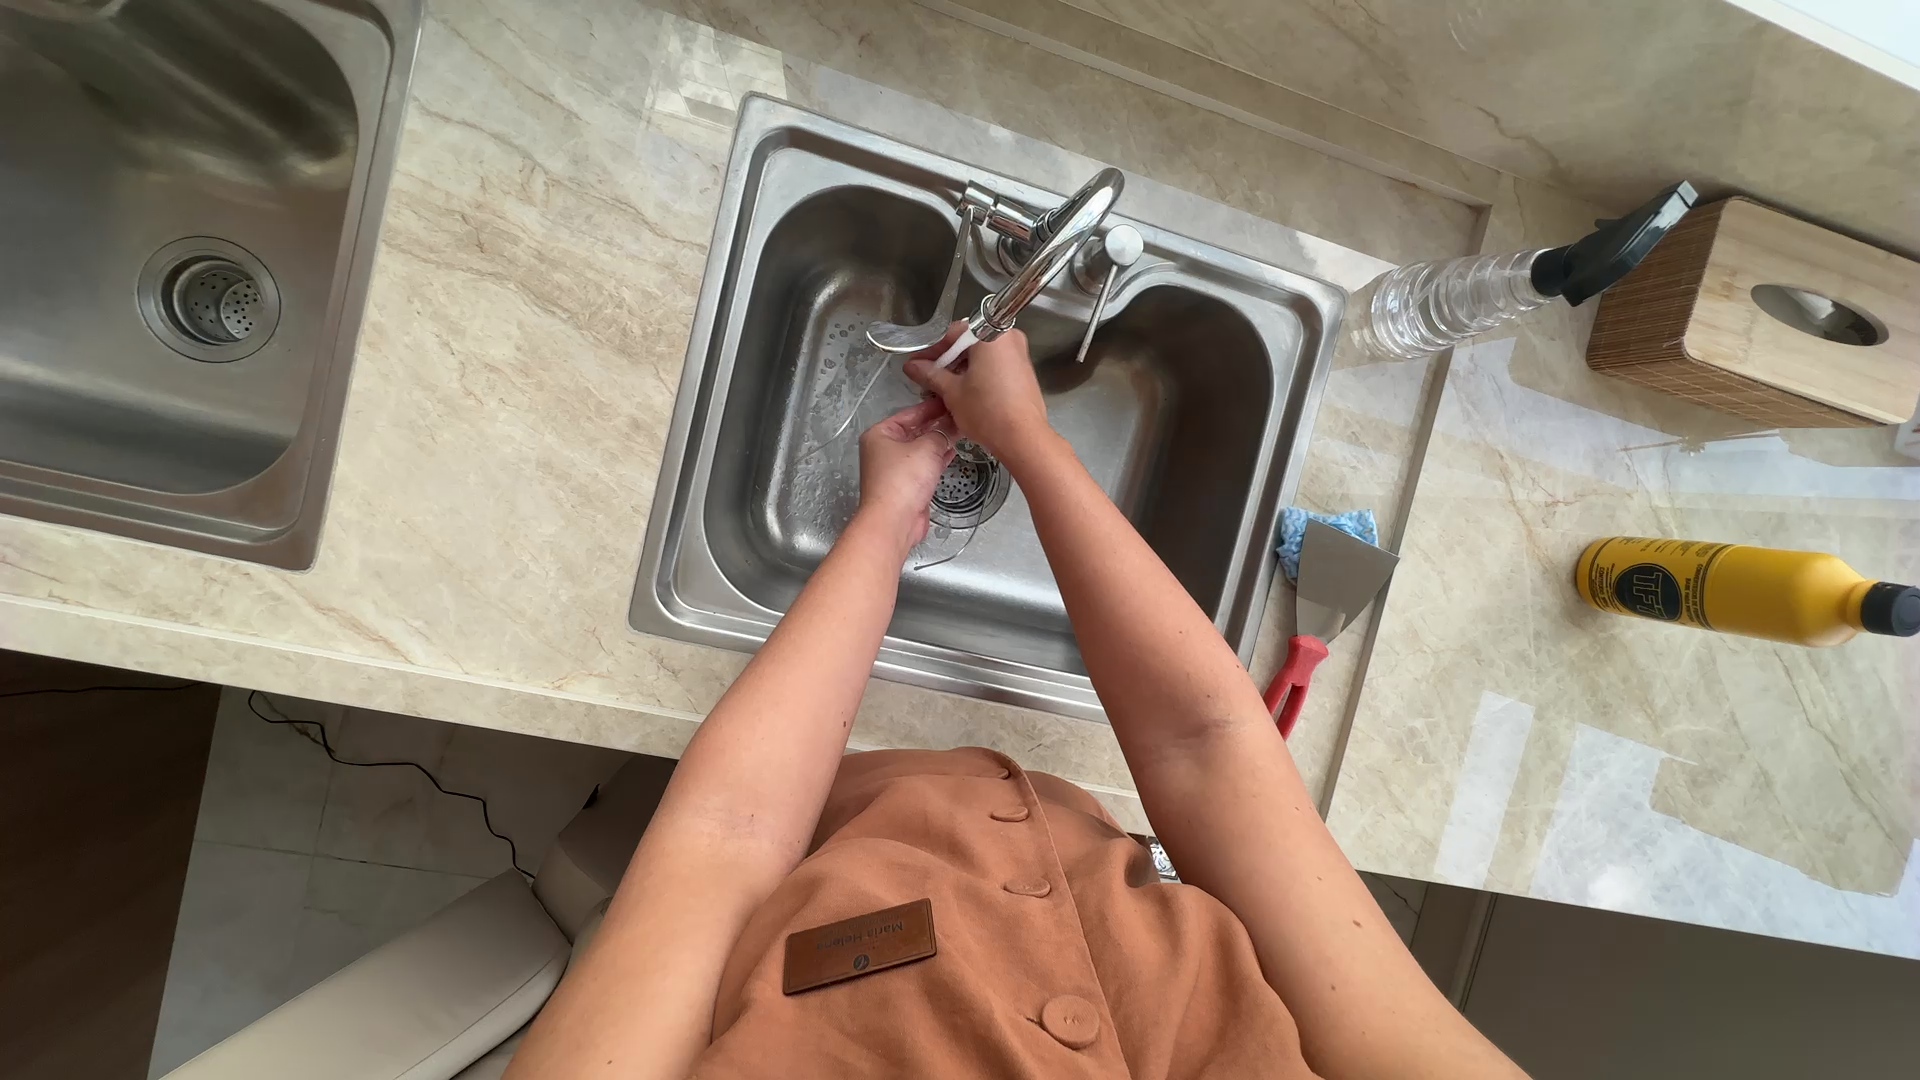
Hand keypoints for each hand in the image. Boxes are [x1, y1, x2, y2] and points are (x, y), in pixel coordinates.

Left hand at [857, 398, 956, 549]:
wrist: (894, 521)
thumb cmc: (902, 482)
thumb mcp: (927, 448)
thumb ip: (942, 433)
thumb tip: (952, 424)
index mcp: (880, 434)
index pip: (909, 413)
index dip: (932, 407)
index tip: (950, 401)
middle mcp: (884, 450)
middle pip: (914, 431)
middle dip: (937, 425)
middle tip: (959, 416)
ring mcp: (894, 469)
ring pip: (920, 449)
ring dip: (939, 442)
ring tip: (960, 432)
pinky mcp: (906, 486)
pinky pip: (924, 466)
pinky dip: (937, 459)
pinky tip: (951, 453)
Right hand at [903, 322, 1051, 462]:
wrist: (1022, 438)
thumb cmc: (989, 413)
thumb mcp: (952, 391)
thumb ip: (930, 374)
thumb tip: (914, 367)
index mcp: (991, 335)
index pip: (953, 333)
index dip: (932, 350)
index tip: (919, 364)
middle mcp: (1009, 339)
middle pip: (969, 343)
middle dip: (947, 361)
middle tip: (929, 378)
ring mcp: (1019, 355)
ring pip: (982, 356)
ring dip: (962, 370)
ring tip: (944, 390)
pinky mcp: (1023, 373)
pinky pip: (995, 367)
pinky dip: (979, 376)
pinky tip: (965, 394)